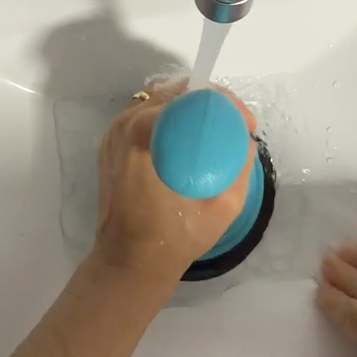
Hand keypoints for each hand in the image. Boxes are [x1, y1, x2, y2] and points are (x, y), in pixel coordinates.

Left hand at [92, 78, 253, 283]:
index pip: (189, 95)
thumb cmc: (174, 237)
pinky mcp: (109, 147)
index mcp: (145, 131)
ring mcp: (112, 135)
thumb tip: (246, 144)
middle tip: (234, 121)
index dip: (223, 100)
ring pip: (155, 102)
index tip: (245, 121)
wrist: (129, 263)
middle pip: (172, 92)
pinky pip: (142, 120)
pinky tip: (187, 139)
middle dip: (207, 99)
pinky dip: (167, 121)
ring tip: (214, 126)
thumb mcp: (221, 208)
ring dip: (186, 107)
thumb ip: (239, 171)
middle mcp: (124, 124)